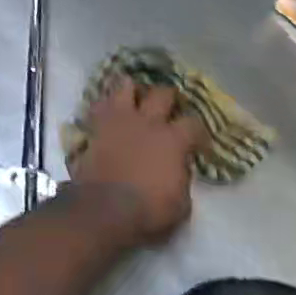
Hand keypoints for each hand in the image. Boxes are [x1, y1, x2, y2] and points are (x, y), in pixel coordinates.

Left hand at [69, 81, 207, 246]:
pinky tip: (108, 107)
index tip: (199, 139)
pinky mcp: (97, 123)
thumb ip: (181, 175)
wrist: (107, 204)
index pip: (193, 124)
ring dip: (132, 88)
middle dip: (168, 95)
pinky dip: (105, 102)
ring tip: (134, 93)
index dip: (199, 130)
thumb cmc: (150, 208)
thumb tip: (177, 164)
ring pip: (125, 86)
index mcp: (173, 140)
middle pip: (161, 94)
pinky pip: (99, 102)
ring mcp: (119, 118)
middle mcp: (147, 121)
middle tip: (170, 100)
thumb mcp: (182, 201)